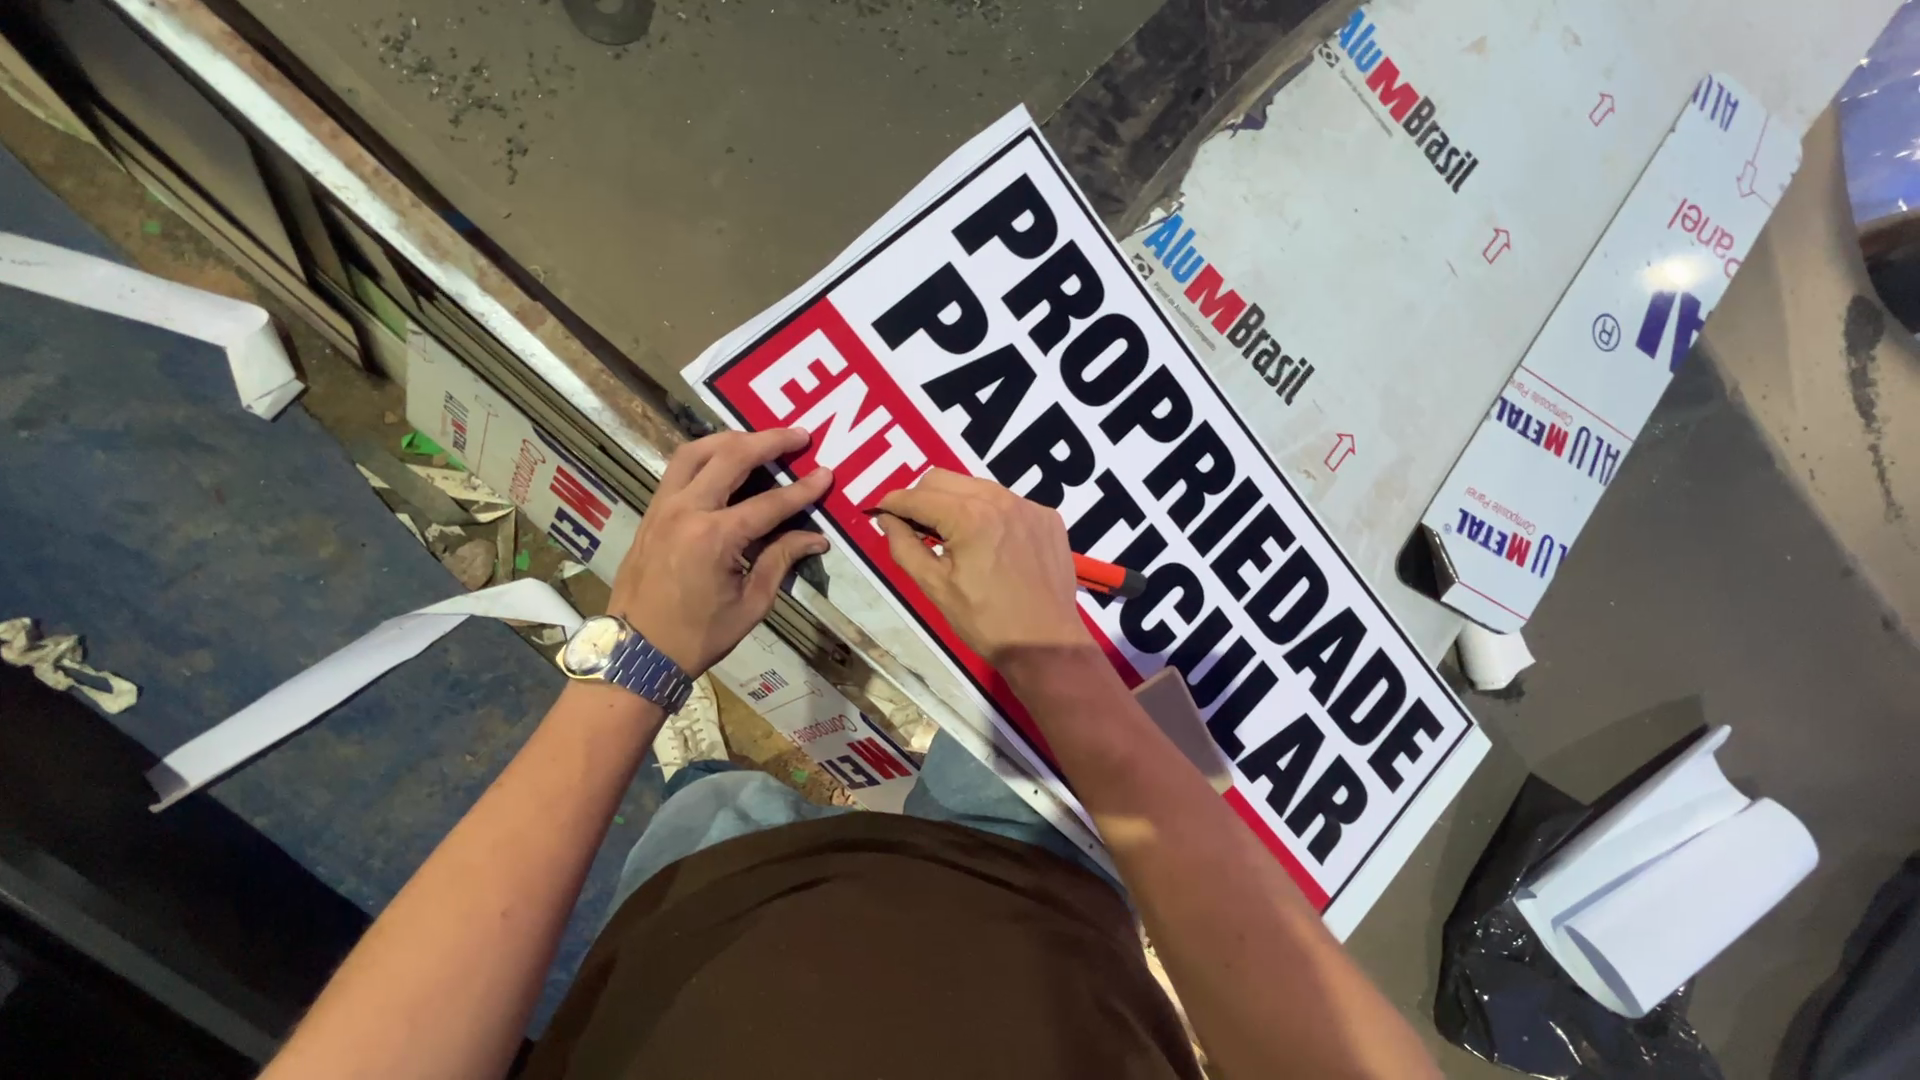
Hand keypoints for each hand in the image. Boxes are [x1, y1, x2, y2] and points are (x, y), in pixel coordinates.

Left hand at [610, 428, 830, 675]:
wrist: (637, 652)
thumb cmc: (698, 636)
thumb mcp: (751, 604)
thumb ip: (781, 561)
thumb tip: (815, 538)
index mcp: (714, 537)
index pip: (770, 503)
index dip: (803, 489)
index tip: (826, 474)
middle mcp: (686, 511)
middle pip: (731, 457)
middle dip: (769, 441)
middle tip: (799, 435)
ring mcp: (663, 508)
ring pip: (696, 452)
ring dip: (731, 439)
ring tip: (760, 439)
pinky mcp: (651, 512)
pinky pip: (678, 469)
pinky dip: (705, 456)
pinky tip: (725, 460)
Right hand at [875, 469, 1092, 665]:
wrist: (1045, 644)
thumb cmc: (985, 621)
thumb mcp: (935, 587)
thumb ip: (905, 547)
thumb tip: (887, 519)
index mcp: (969, 516)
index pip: (918, 496)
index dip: (893, 503)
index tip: (881, 513)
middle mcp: (1000, 499)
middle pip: (944, 480)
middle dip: (922, 498)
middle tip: (916, 529)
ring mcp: (1029, 506)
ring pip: (976, 486)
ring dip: (956, 503)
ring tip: (954, 537)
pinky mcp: (1048, 518)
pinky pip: (1007, 502)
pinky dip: (990, 514)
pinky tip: (991, 545)